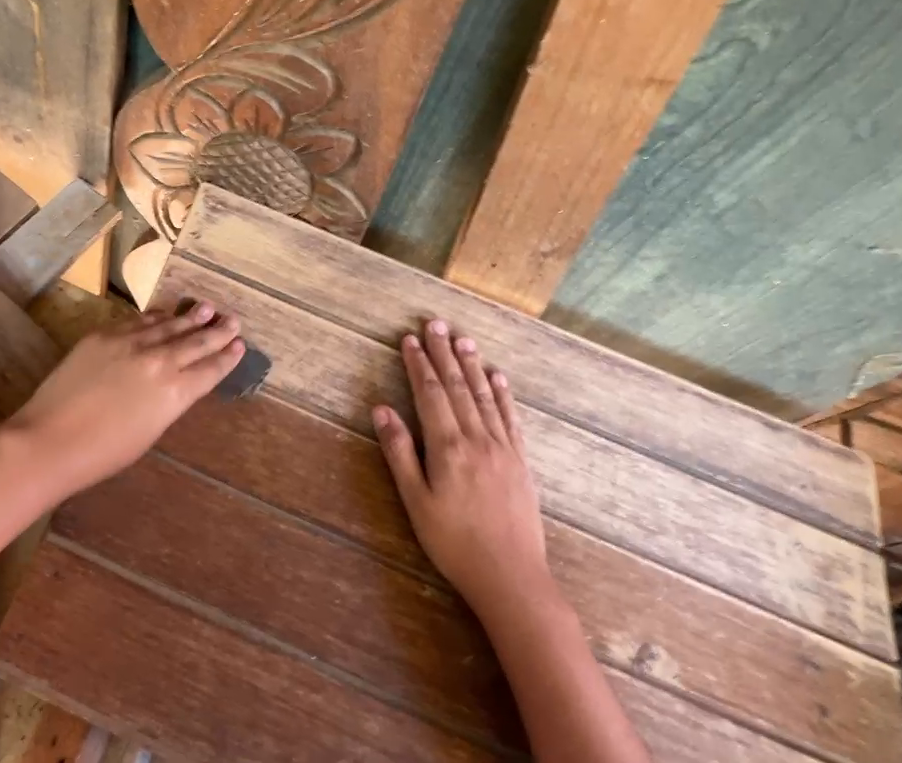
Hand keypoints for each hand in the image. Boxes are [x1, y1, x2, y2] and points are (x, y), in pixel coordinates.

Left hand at [6, 302, 243, 494]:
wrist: (51, 438)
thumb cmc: (103, 453)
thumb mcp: (149, 431)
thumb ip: (167, 402)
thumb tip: (174, 384)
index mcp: (175, 393)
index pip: (209, 370)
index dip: (227, 357)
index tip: (239, 345)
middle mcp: (159, 361)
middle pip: (195, 342)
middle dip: (216, 331)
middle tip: (232, 320)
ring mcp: (130, 343)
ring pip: (168, 325)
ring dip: (189, 317)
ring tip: (206, 308)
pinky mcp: (104, 335)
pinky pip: (138, 321)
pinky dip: (156, 317)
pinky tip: (164, 314)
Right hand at [373, 321, 550, 614]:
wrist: (511, 577)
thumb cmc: (453, 543)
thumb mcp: (415, 501)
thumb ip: (400, 452)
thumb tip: (381, 409)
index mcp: (448, 447)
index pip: (430, 394)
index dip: (419, 364)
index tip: (409, 339)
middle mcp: (478, 438)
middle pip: (458, 386)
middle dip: (444, 353)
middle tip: (435, 323)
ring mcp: (503, 448)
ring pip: (485, 396)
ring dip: (472, 364)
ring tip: (462, 338)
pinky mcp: (520, 461)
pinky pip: (510, 418)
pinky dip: (502, 393)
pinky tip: (497, 376)